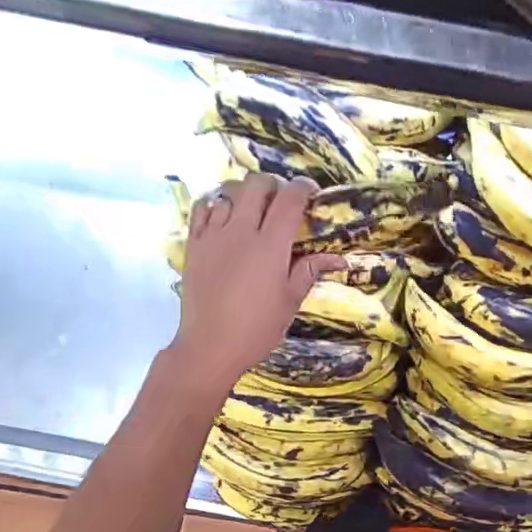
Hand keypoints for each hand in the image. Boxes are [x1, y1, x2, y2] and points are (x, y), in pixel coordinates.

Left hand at [171, 172, 343, 385]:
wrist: (210, 346)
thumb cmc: (257, 329)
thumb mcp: (289, 301)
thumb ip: (308, 271)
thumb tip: (338, 259)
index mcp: (271, 246)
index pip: (289, 200)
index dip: (302, 188)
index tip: (310, 190)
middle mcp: (241, 231)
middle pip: (256, 185)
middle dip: (273, 186)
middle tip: (280, 201)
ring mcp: (214, 235)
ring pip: (229, 193)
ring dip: (244, 195)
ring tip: (252, 211)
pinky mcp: (194, 244)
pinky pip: (203, 209)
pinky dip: (216, 205)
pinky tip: (224, 218)